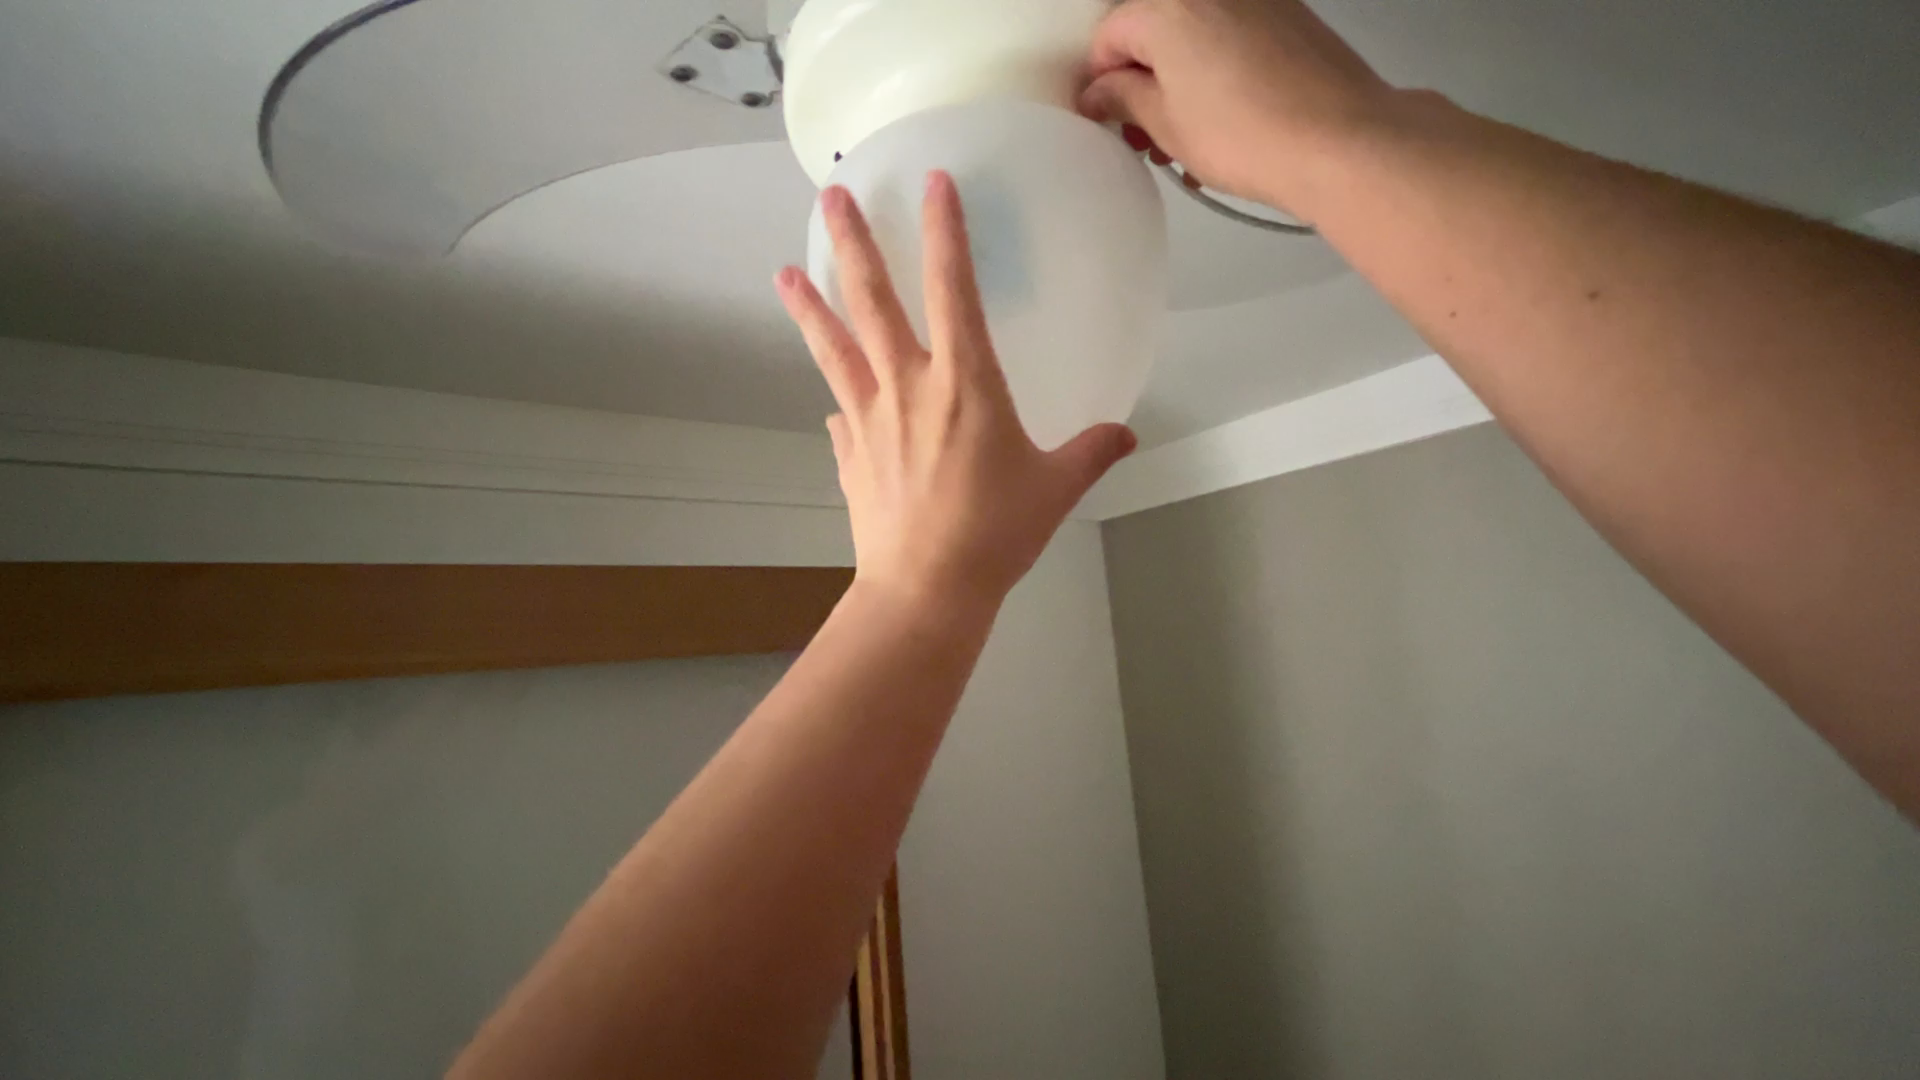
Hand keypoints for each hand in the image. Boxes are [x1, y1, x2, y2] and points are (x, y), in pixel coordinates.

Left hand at [776, 173, 1137, 613]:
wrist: (926, 589)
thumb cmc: (996, 534)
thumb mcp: (1055, 489)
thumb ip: (1090, 453)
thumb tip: (1124, 435)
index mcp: (965, 384)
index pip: (953, 288)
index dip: (945, 231)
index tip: (934, 182)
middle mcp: (909, 388)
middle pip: (872, 301)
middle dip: (854, 242)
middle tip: (831, 195)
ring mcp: (869, 420)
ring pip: (836, 348)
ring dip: (811, 307)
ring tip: (785, 273)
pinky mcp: (849, 456)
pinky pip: (841, 413)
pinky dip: (838, 397)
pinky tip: (832, 398)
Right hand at [1081, 0, 1395, 215]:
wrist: (1336, 140)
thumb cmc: (1243, 135)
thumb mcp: (1165, 125)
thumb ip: (1123, 98)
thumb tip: (1099, 92)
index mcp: (1170, 7)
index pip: (1109, 36)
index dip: (1099, 83)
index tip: (1105, 120)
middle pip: (1153, 32)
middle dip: (1139, 84)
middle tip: (1142, 137)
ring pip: (1194, 37)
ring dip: (1176, 83)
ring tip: (1181, 140)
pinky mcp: (1289, 16)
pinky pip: (1231, 40)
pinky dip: (1213, 74)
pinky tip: (1219, 122)